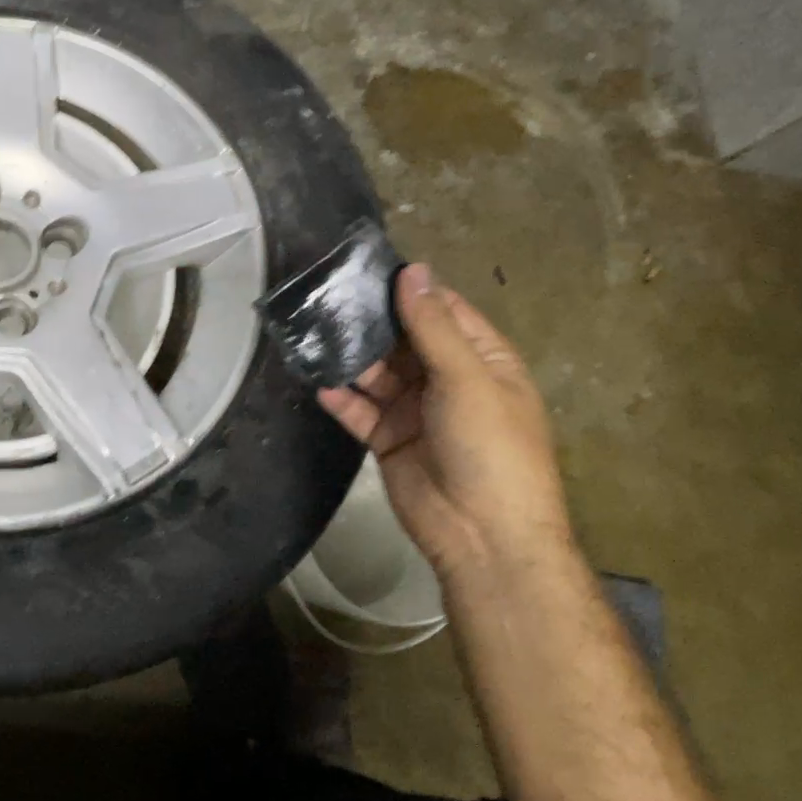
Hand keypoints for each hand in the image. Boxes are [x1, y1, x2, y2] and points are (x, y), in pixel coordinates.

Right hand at [316, 264, 573, 585]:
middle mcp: (448, 380)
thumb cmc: (489, 447)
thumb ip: (432, 327)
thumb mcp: (466, 379)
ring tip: (312, 334)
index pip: (442, 312)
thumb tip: (413, 270)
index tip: (365, 266)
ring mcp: (416, 410)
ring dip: (351, 358)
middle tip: (324, 296)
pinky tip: (319, 383)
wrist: (482, 534)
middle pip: (403, 341)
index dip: (409, 290)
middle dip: (371, 322)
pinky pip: (360, 411)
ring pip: (377, 374)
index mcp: (482, 361)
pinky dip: (342, 399)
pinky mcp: (388, 438)